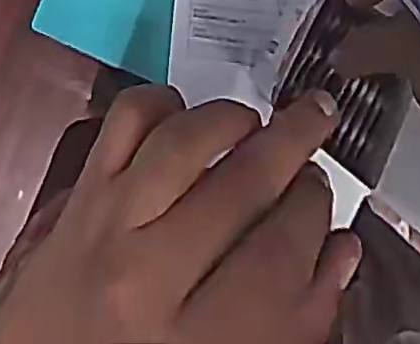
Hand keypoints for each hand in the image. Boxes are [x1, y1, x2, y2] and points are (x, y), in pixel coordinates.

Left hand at [0, 85, 362, 343]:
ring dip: (231, 116)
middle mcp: (150, 274)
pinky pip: (123, 120)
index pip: (279, 256)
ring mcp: (107, 220)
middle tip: (315, 118)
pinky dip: (158, 100)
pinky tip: (181, 112)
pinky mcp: (79, 189)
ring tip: (254, 120)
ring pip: (183, 141)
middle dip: (293, 141)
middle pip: (242, 185)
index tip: (322, 189)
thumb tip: (340, 248)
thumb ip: (294, 323)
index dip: (314, 211)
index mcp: (197, 342)